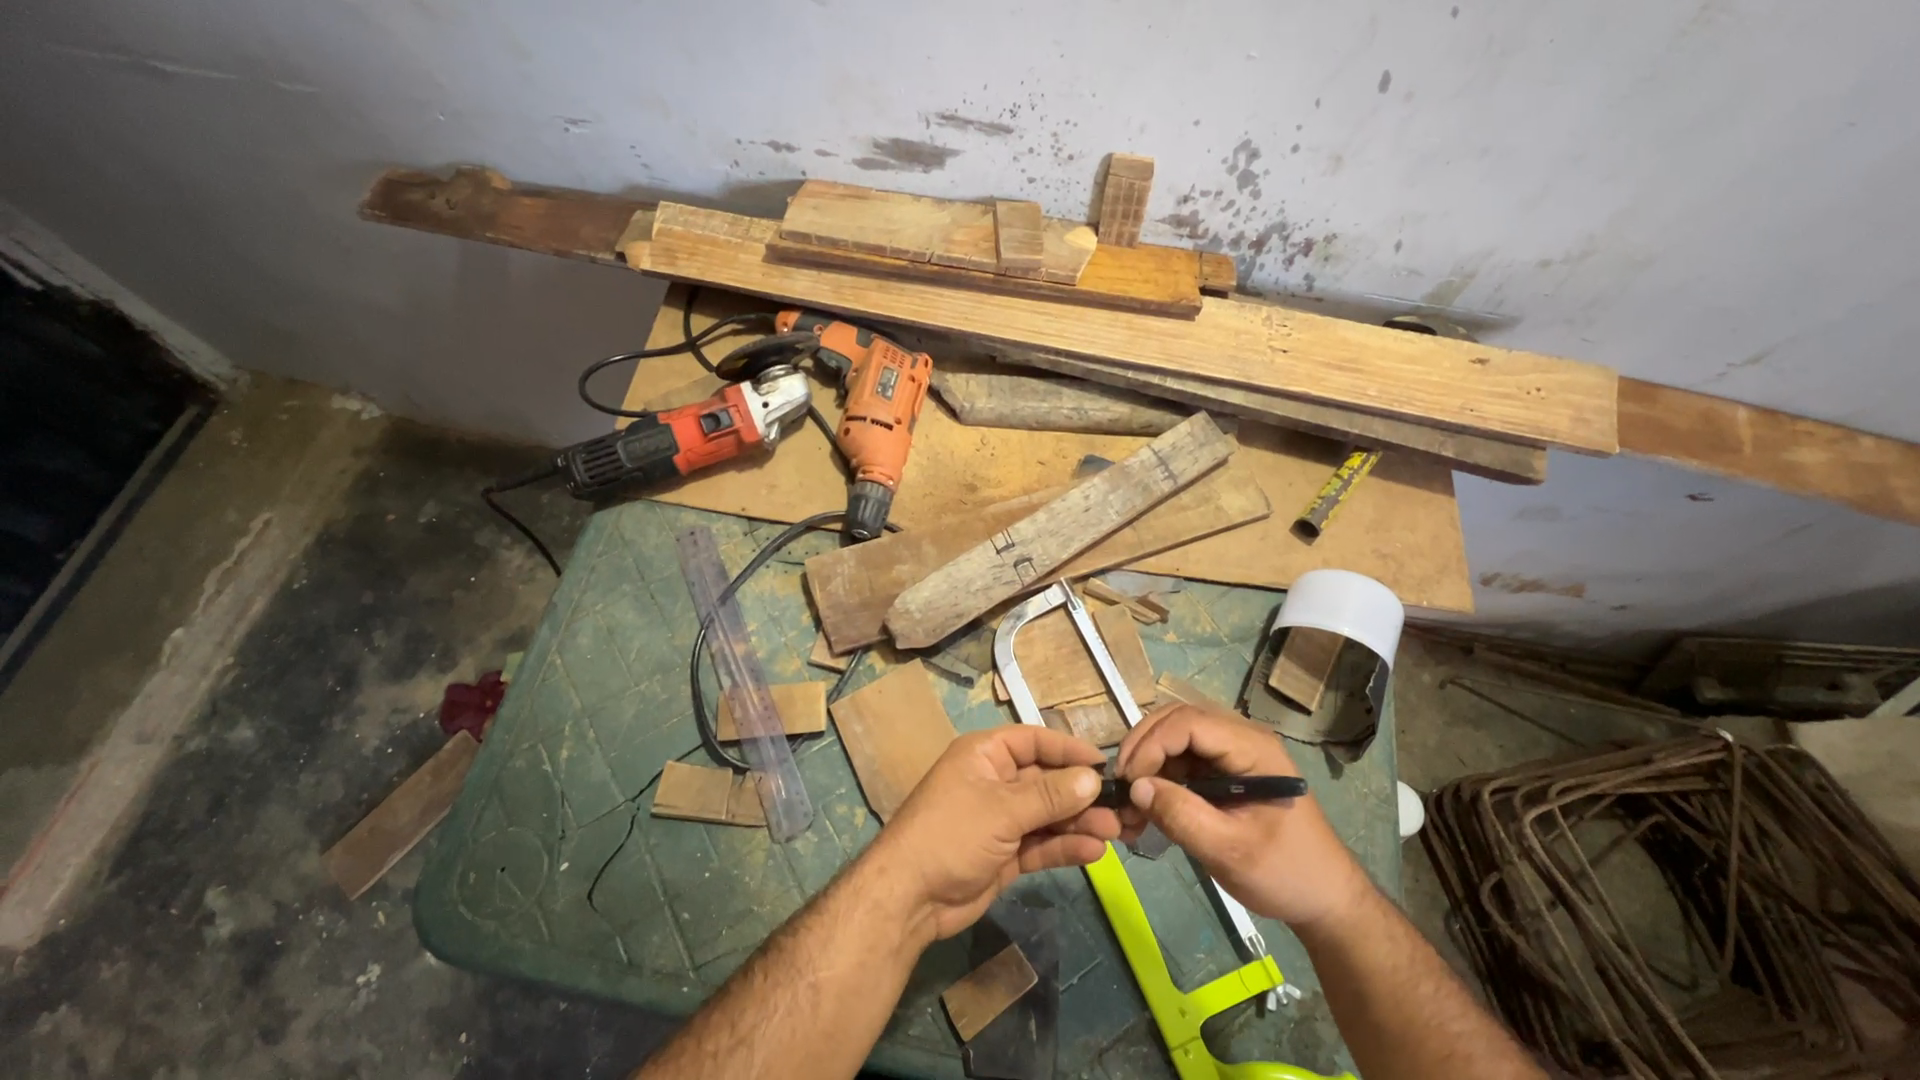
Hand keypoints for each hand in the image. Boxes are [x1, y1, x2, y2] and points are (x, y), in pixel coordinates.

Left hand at [863, 725, 1121, 942]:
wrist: (909, 898)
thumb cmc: (951, 834)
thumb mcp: (1003, 809)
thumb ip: (1051, 795)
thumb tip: (1093, 778)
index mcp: (984, 756)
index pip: (1034, 742)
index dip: (1068, 750)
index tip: (1104, 763)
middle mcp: (993, 782)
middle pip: (1046, 781)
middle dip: (1081, 794)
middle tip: (1120, 808)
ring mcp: (998, 821)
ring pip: (1047, 815)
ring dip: (1078, 822)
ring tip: (1115, 832)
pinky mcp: (1003, 855)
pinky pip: (1040, 844)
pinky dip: (1063, 846)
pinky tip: (1092, 852)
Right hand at [1114, 704, 1369, 928]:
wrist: (1324, 900)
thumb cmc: (1286, 874)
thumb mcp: (1232, 851)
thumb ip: (1183, 816)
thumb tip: (1136, 788)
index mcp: (1253, 748)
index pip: (1188, 722)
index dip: (1151, 745)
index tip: (1130, 783)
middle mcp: (1241, 740)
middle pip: (1177, 721)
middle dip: (1142, 749)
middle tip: (1120, 787)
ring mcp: (1231, 756)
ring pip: (1174, 740)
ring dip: (1147, 766)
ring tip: (1129, 805)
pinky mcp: (1223, 775)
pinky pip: (1181, 763)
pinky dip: (1158, 781)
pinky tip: (1144, 810)